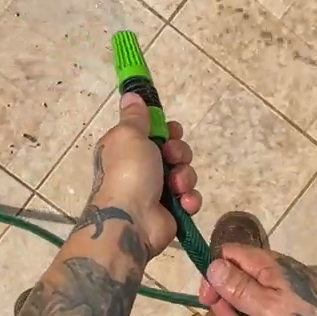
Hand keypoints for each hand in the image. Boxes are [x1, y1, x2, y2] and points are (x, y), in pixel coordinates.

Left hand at [87, 93, 200, 257]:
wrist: (131, 220)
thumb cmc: (128, 172)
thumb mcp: (129, 135)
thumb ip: (135, 116)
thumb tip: (130, 95)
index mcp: (127, 147)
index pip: (154, 132)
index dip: (167, 131)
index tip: (171, 131)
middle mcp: (140, 167)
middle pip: (174, 151)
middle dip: (180, 154)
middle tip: (172, 159)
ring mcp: (156, 191)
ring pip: (185, 174)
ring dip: (185, 178)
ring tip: (176, 187)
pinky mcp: (170, 211)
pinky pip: (189, 198)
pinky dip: (189, 200)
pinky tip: (183, 204)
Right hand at [198, 244, 316, 315]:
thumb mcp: (265, 307)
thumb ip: (238, 287)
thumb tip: (212, 264)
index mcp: (266, 263)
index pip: (227, 254)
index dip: (212, 275)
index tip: (209, 301)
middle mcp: (272, 269)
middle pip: (234, 276)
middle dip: (226, 301)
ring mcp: (282, 285)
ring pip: (247, 293)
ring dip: (239, 315)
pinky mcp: (289, 301)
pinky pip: (262, 305)